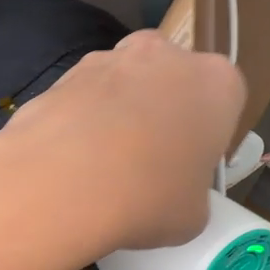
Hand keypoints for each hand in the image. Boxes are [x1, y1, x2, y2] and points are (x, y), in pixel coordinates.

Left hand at [0, 30, 245, 250]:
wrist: (59, 187)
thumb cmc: (147, 197)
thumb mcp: (192, 212)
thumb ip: (189, 191)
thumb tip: (166, 198)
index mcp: (215, 80)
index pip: (217, 103)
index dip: (199, 137)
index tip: (182, 166)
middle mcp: (158, 56)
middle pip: (162, 83)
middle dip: (152, 115)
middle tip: (138, 164)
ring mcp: (99, 63)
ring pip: (112, 89)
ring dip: (106, 118)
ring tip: (92, 168)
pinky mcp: (52, 81)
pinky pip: (70, 105)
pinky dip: (67, 127)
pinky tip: (60, 164)